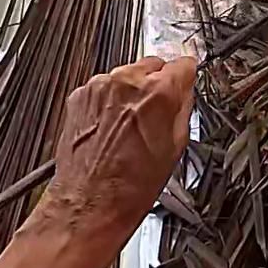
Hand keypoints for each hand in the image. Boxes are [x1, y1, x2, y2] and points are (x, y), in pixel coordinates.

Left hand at [27, 55, 196, 267]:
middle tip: (157, 113)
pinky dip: (109, 101)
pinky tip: (113, 129)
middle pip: (153, 65)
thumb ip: (183, 108)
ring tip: (132, 127)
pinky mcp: (80, 95)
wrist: (90, 203)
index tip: (185, 81)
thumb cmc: (130, 185)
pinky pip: (104, 88)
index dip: (186, 76)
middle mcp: (127, 82)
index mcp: (158, 92)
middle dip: (158, 84)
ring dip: (132, 93)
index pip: (182, 64)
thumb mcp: (175, 146)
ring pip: (127, 76)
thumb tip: (184, 92)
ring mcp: (100, 87)